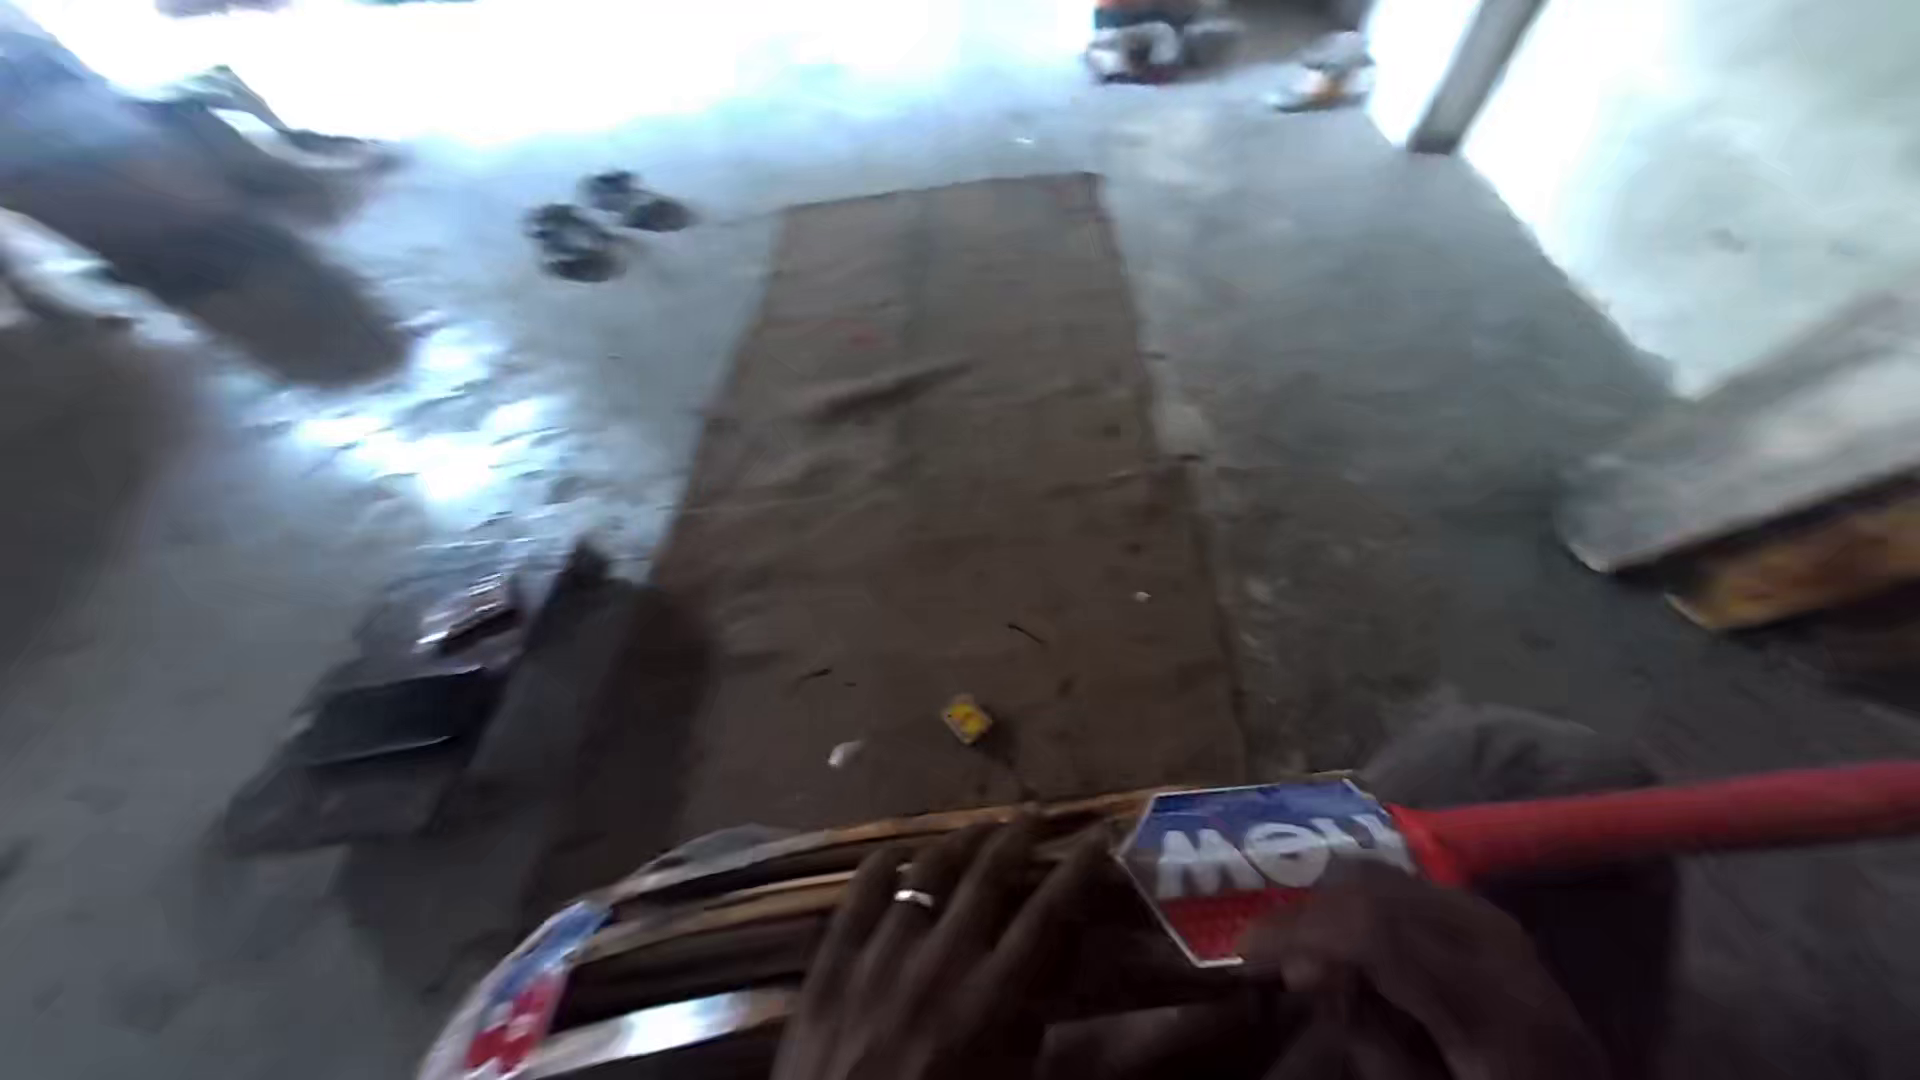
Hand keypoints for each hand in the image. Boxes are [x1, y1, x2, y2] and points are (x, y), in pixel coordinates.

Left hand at [774, 821, 1103, 1079]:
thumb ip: (1052, 1042)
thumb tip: (1084, 985)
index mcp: (988, 1004)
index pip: (1047, 915)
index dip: (1078, 868)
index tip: (1099, 833)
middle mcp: (937, 963)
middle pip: (987, 875)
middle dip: (1017, 836)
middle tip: (1034, 814)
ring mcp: (878, 956)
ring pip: (925, 869)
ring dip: (959, 840)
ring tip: (979, 827)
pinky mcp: (832, 962)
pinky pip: (860, 891)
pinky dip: (883, 863)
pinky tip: (899, 851)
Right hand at [1243, 861, 1605, 1079]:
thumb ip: (1367, 1037)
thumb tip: (1305, 972)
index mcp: (1492, 1002)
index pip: (1374, 931)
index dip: (1298, 933)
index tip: (1246, 952)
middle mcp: (1490, 940)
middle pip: (1367, 895)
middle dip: (1303, 920)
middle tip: (1267, 956)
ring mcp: (1486, 914)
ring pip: (1375, 879)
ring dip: (1325, 908)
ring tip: (1305, 952)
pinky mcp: (1476, 909)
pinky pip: (1394, 886)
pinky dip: (1353, 904)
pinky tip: (1344, 942)